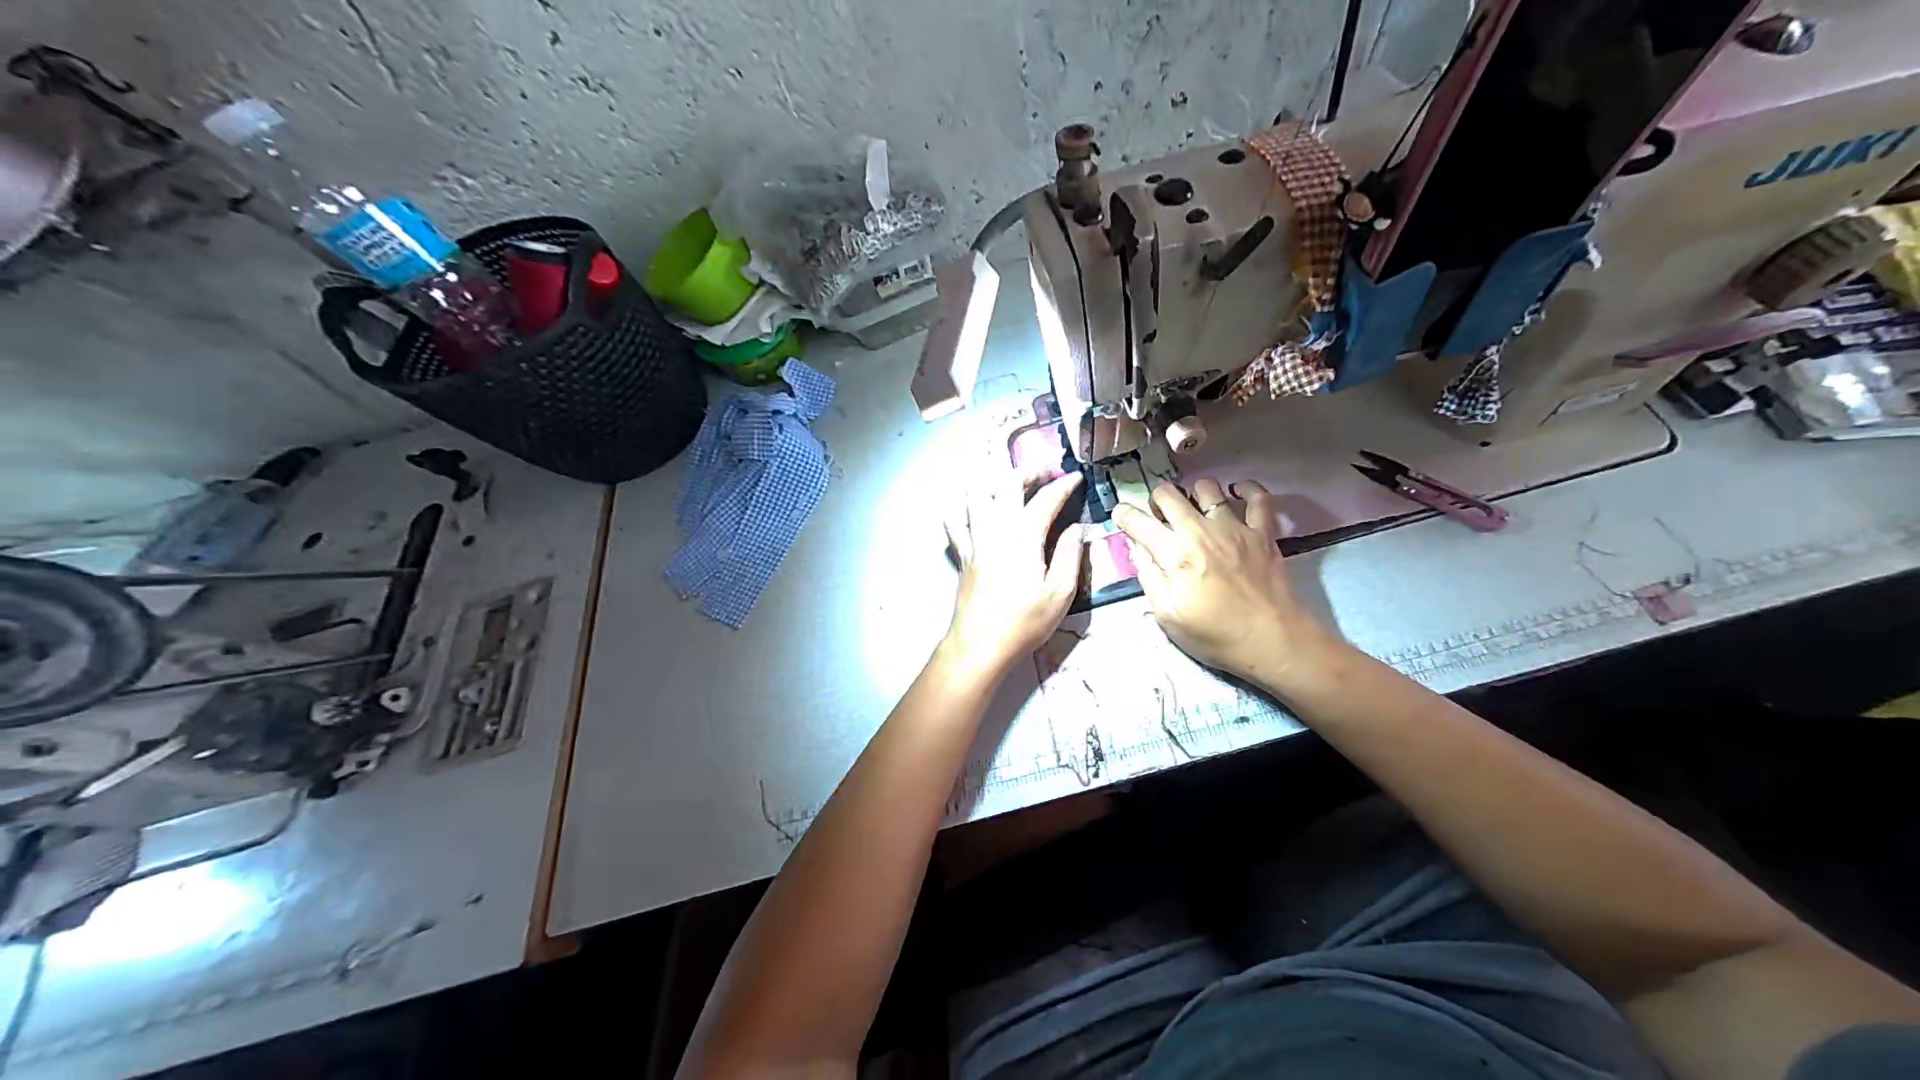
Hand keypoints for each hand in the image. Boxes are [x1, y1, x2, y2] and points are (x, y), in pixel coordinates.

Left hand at [942, 470, 1086, 677]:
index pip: (1046, 498)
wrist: (979, 645)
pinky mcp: (961, 554)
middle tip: (1045, 472)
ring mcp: (974, 540)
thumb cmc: (1024, 623)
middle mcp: (995, 530)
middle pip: (1006, 483)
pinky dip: (963, 507)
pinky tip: (973, 508)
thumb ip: (1069, 555)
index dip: (1063, 484)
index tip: (1076, 477)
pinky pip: (955, 521)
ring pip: (976, 494)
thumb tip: (1075, 528)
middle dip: (1028, 470)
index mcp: (1023, 537)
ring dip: (993, 480)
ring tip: (1010, 482)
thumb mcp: (1060, 593)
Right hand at [1112, 479, 1341, 692]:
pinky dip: (1247, 490)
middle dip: (1156, 501)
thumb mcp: (1167, 616)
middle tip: (1159, 517)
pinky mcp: (1263, 532)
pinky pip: (1258, 498)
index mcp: (1175, 555)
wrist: (1272, 641)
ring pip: (1208, 488)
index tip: (1121, 517)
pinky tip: (1237, 492)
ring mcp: (1235, 528)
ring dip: (1194, 494)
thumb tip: (1138, 549)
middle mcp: (1201, 532)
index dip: (1123, 515)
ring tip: (1194, 509)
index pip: (1138, 522)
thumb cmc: (1214, 635)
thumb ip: (1149, 577)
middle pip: (1169, 494)